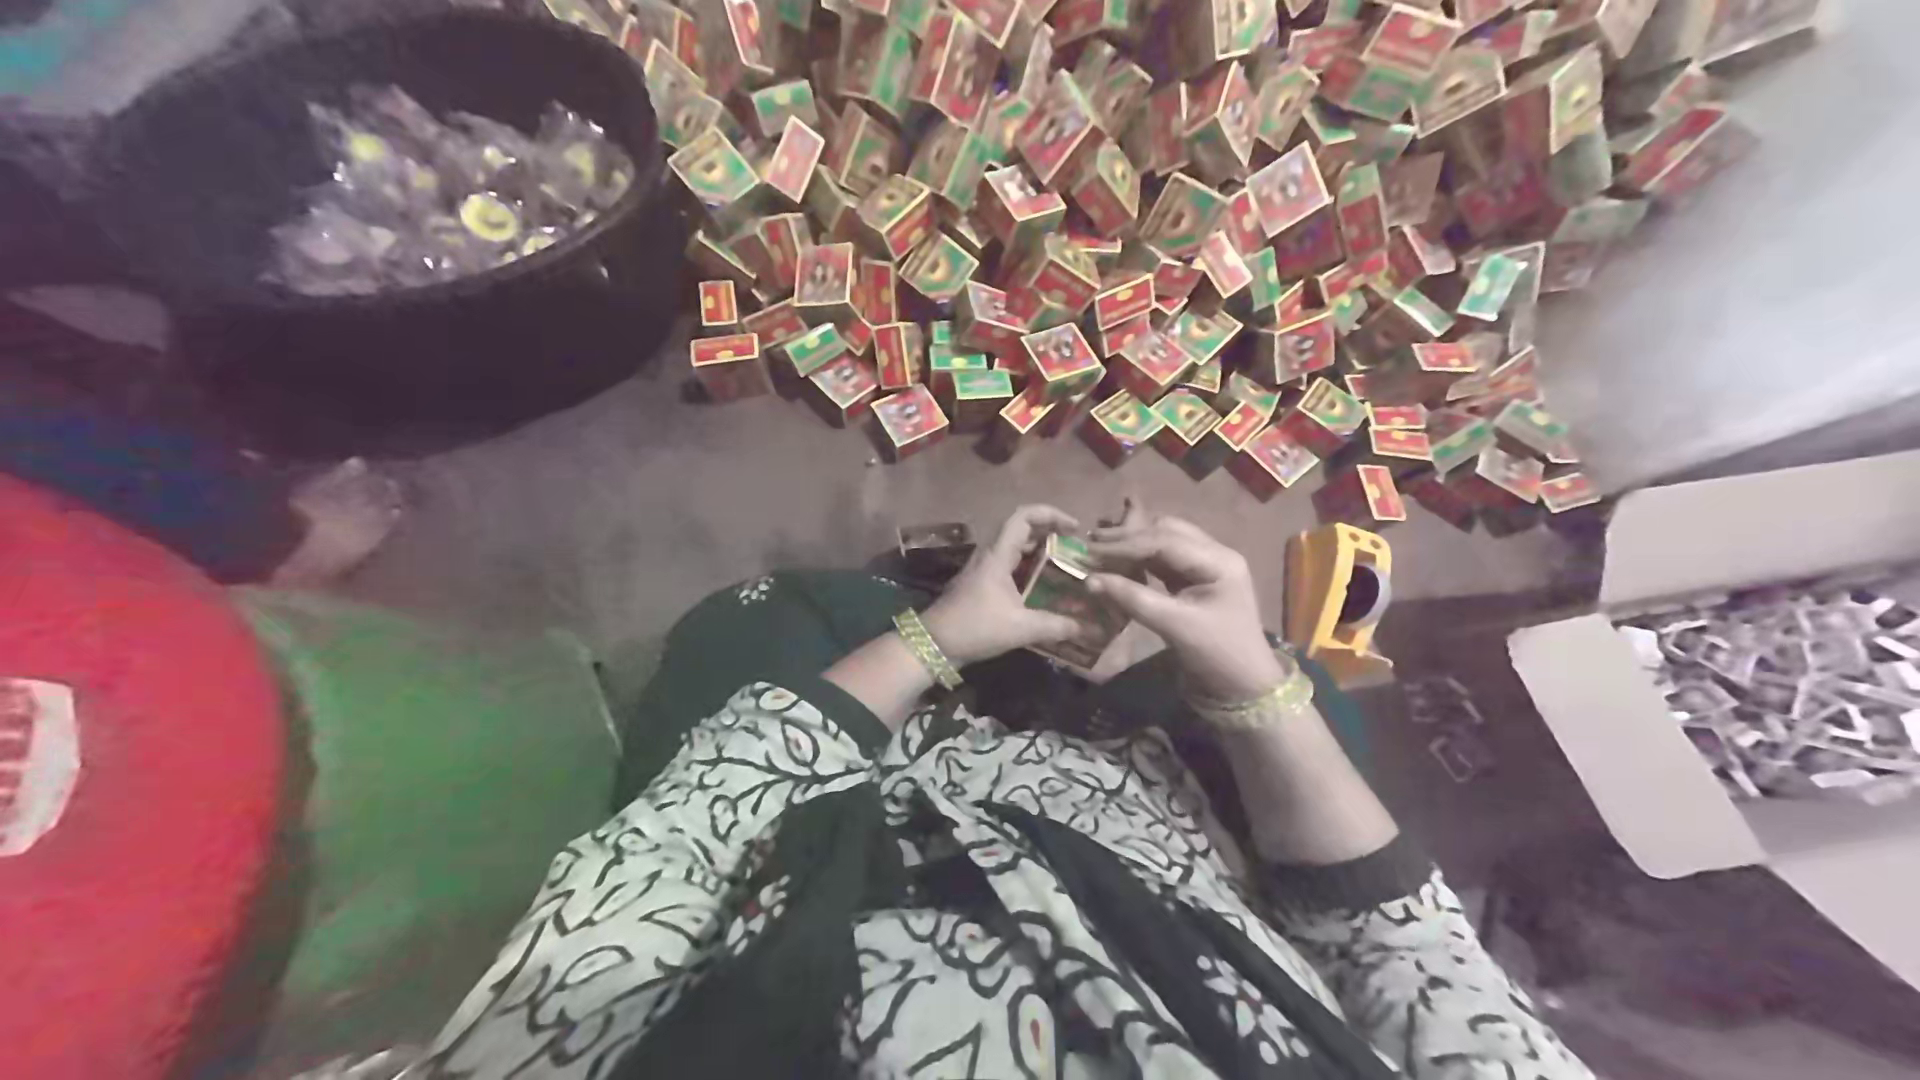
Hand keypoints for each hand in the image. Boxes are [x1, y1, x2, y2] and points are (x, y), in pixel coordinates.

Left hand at [920, 505, 1084, 666]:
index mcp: (997, 555)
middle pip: (1021, 529)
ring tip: (1064, 564)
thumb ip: (1054, 626)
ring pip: (1015, 548)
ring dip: (1039, 551)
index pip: (1023, 516)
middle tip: (1074, 546)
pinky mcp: (981, 584)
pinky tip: (1044, 586)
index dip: (1051, 514)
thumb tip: (1086, 628)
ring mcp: (983, 569)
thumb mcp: (1019, 628)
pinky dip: (1029, 569)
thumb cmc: (974, 628)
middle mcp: (990, 555)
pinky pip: (1009, 566)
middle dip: (1049, 532)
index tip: (1074, 527)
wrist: (933, 644)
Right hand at [1084, 508, 1287, 702]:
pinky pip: (1162, 560)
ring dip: (1132, 544)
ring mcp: (1204, 566)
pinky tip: (1117, 563)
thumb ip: (1132, 598)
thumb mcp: (1174, 626)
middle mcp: (1214, 554)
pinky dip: (1139, 559)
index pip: (1164, 540)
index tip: (1090, 551)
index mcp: (1218, 560)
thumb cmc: (1216, 655)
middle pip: (1165, 531)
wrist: (1242, 688)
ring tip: (1100, 549)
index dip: (1124, 544)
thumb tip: (1089, 580)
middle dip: (1127, 536)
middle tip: (1090, 544)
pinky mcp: (1194, 581)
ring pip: (1162, 542)